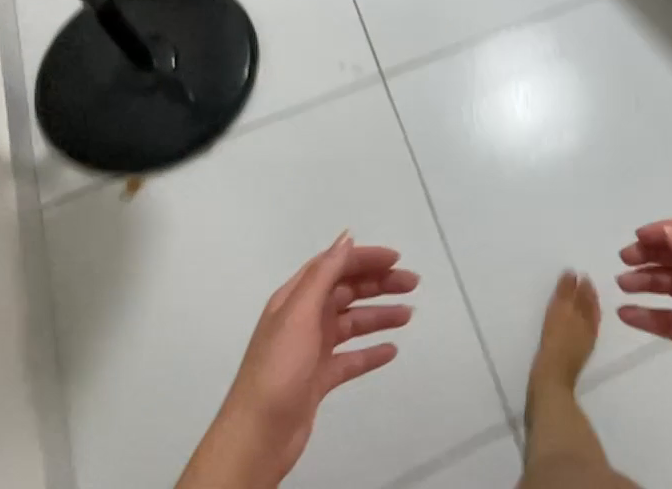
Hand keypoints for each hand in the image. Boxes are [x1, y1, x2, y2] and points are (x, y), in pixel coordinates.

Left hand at [179, 233, 418, 488]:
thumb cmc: (278, 368)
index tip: (396, 259)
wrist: (258, 434)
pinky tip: (391, 350)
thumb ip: (323, 275)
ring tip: (409, 315)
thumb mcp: (299, 313)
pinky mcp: (319, 379)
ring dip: (379, 315)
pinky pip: (350, 359)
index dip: (364, 258)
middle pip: (346, 291)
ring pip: (351, 324)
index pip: (333, 266)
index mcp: (294, 299)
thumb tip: (345, 238)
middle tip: (412, 283)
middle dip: (379, 284)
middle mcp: (303, 319)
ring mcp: (311, 350)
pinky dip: (371, 352)